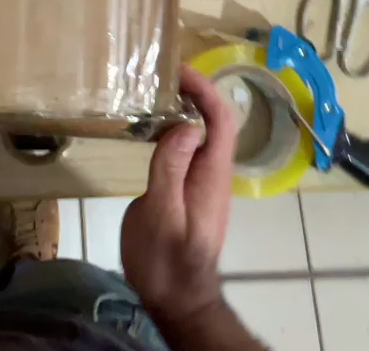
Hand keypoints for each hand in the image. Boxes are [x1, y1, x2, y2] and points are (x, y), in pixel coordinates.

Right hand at [121, 66, 235, 325]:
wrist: (175, 300)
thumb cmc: (166, 260)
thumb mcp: (162, 214)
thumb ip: (172, 169)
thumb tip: (186, 124)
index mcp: (212, 175)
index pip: (221, 120)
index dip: (205, 89)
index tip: (178, 68)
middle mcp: (212, 173)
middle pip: (214, 121)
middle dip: (194, 90)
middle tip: (158, 71)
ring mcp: (200, 181)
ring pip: (199, 132)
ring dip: (183, 105)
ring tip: (150, 88)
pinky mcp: (186, 189)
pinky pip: (185, 147)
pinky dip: (171, 125)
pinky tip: (147, 123)